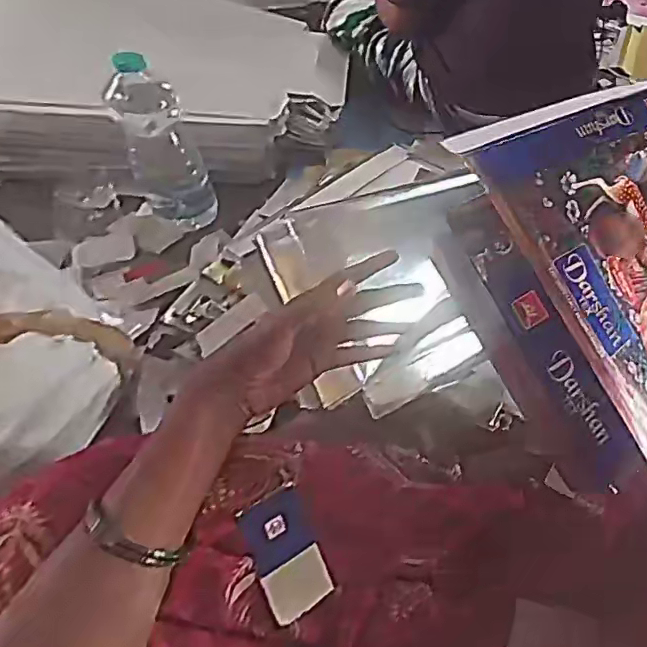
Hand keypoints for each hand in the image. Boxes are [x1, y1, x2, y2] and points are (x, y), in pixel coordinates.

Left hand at [184, 250, 419, 426]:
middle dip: (389, 296)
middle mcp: (319, 318)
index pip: (347, 280)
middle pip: (362, 303)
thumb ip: (318, 304)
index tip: (393, 256)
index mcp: (310, 304)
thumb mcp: (284, 324)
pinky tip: (390, 350)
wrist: (231, 389)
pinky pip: (353, 353)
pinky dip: (372, 350)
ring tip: (411, 325)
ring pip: (362, 329)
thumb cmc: (249, 353)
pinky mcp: (321, 361)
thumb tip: (350, 283)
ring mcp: (322, 340)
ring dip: (385, 326)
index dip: (371, 267)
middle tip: (416, 291)